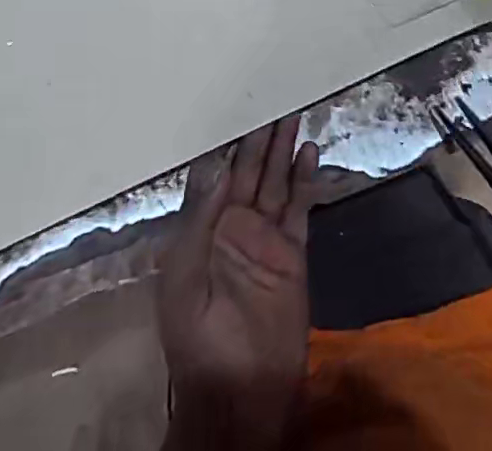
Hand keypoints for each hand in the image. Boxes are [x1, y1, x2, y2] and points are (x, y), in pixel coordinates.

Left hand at [157, 115, 320, 450]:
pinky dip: (305, 181)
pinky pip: (299, 209)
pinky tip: (308, 155)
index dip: (228, 144)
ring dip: (283, 151)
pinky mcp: (292, 254)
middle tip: (272, 101)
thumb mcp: (184, 270)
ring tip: (292, 115)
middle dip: (261, 138)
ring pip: (276, 183)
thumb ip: (202, 214)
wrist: (236, 389)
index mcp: (203, 226)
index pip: (218, 173)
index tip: (236, 111)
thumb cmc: (196, 333)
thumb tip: (217, 163)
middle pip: (251, 171)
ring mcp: (265, 238)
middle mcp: (235, 224)